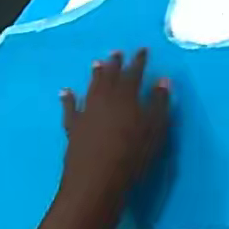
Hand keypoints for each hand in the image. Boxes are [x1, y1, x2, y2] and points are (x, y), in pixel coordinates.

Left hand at [58, 50, 170, 216]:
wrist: (96, 179)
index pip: (135, 72)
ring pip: (92, 87)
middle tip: (116, 52)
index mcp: (127, 96)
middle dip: (115, 63)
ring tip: (97, 63)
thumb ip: (159, 103)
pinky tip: (65, 92)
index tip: (142, 49)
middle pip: (111, 75)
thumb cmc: (132, 155)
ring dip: (95, 74)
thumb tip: (163, 80)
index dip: (139, 61)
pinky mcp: (73, 126)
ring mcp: (87, 111)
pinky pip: (70, 108)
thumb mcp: (155, 129)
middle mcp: (106, 98)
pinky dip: (68, 99)